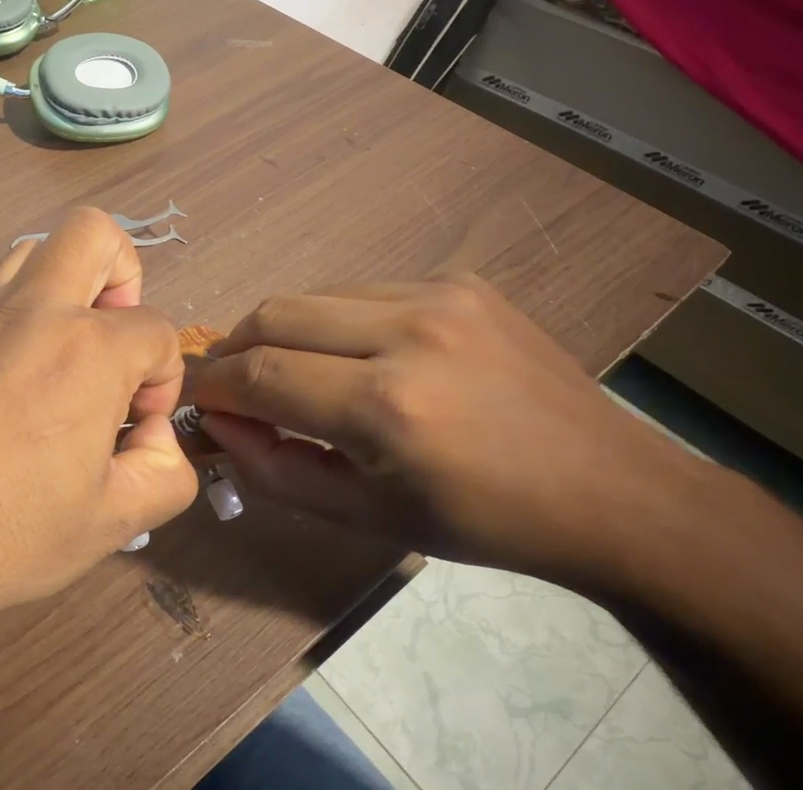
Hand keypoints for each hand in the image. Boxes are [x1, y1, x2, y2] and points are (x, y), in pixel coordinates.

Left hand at [0, 208, 198, 666]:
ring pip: (31, 253)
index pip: (156, 328)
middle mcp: (30, 313)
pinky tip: (4, 392)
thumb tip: (152, 432)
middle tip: (111, 341)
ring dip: (63, 286)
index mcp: (85, 350)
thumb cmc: (7, 538)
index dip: (163, 376)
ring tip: (62, 356)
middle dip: (125, 274)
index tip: (137, 423)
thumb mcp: (114, 521)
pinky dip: (14, 325)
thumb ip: (165, 470)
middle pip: (93, 233)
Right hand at [192, 276, 698, 582]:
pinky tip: (353, 355)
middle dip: (234, 347)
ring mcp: (438, 296)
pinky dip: (334, 321)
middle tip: (229, 382)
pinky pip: (362, 290)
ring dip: (282, 331)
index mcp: (387, 408)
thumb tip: (218, 423)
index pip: (260, 374)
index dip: (213, 385)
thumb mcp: (365, 517)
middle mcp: (409, 334)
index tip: (194, 398)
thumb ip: (274, 470)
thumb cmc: (481, 520)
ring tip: (285, 369)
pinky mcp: (459, 281)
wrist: (608, 490)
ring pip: (314, 295)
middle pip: (275, 315)